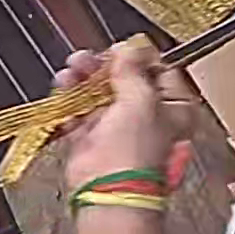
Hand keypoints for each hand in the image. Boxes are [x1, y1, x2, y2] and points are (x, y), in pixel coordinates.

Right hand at [52, 38, 195, 192]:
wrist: (106, 186)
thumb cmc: (133, 149)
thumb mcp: (140, 99)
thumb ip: (132, 70)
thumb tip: (130, 47)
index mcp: (171, 106)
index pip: (156, 71)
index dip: (136, 58)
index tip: (118, 50)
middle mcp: (145, 116)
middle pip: (122, 82)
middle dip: (101, 68)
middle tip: (85, 58)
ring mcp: (116, 128)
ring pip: (97, 96)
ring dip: (82, 82)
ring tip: (70, 70)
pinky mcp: (90, 139)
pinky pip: (78, 114)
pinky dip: (69, 101)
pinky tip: (63, 88)